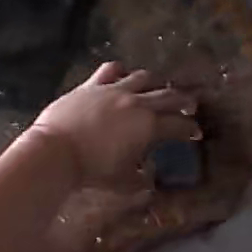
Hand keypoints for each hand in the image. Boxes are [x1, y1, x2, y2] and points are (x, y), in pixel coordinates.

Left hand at [25, 62, 200, 188]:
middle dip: (184, 100)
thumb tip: (150, 179)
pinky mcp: (92, 84)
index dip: (190, 129)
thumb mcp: (123, 181)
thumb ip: (141, 179)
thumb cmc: (92, 170)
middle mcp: (136, 103)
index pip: (178, 124)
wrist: (56, 151)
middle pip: (168, 95)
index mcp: (149, 126)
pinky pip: (112, 70)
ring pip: (144, 77)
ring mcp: (114, 90)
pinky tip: (123, 75)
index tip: (195, 133)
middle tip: (190, 105)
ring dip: (155, 83)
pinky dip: (121, 72)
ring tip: (158, 88)